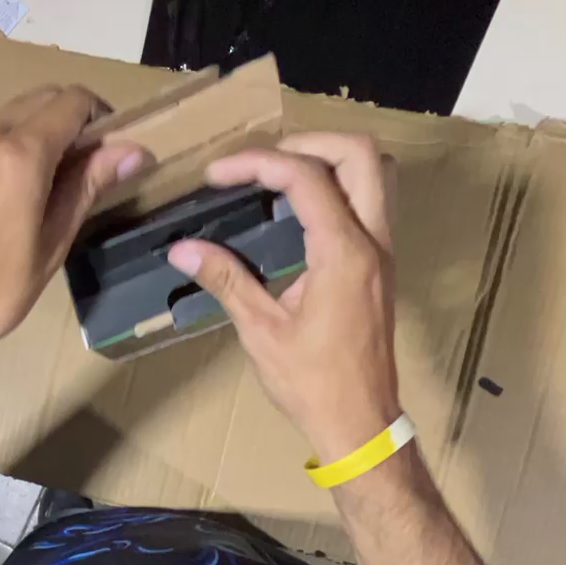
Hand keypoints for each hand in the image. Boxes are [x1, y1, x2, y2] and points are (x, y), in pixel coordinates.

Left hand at [0, 86, 146, 414]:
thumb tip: (132, 151)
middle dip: (72, 120)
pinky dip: (11, 143)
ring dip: (40, 130)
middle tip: (89, 165)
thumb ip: (88, 187)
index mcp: (18, 156)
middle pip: (41, 99)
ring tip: (53, 181)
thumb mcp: (52, 244)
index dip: (100, 118)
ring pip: (11, 114)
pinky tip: (17, 189)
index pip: (71, 103)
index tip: (112, 150)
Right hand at [166, 133, 397, 462]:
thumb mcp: (261, 331)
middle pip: (360, 155)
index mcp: (343, 254)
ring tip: (279, 176)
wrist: (358, 421)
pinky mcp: (380, 267)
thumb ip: (226, 281)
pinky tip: (296, 214)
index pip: (306, 179)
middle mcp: (373, 241)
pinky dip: (337, 189)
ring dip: (330, 161)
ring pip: (375, 174)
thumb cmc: (310, 383)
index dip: (257, 164)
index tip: (217, 175)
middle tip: (261, 160)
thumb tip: (182, 250)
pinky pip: (369, 203)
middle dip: (307, 143)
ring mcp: (384, 252)